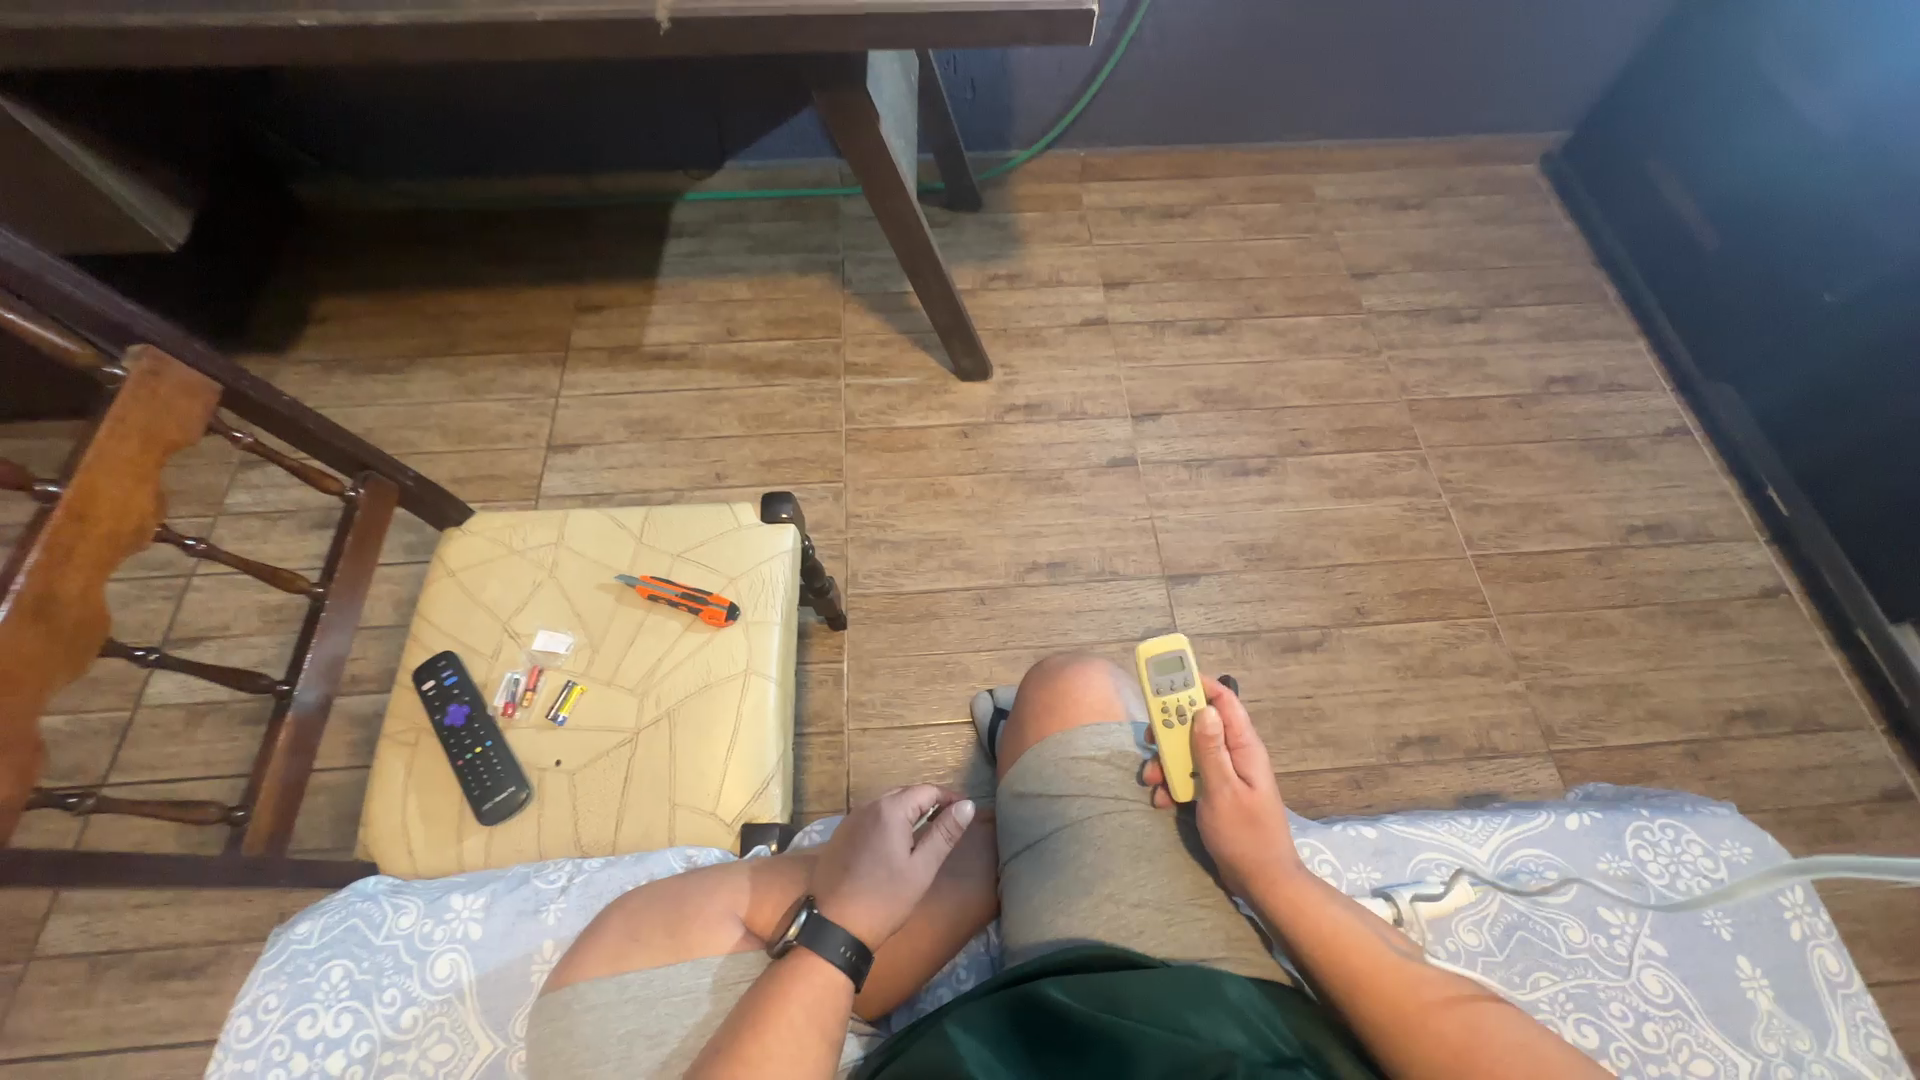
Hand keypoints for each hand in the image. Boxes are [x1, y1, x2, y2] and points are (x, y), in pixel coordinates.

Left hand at [809, 785, 976, 946]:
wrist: (832, 927)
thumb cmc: (884, 900)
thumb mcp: (922, 868)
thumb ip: (944, 833)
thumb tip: (967, 806)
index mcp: (890, 810)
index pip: (927, 790)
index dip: (949, 798)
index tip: (964, 812)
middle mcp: (868, 806)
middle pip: (905, 792)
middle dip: (929, 802)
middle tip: (948, 822)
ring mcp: (851, 819)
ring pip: (887, 803)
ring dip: (908, 810)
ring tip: (927, 830)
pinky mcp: (841, 834)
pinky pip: (871, 817)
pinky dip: (889, 820)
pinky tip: (896, 842)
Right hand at [1143, 677, 1304, 897]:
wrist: (1260, 882)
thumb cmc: (1245, 835)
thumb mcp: (1223, 790)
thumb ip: (1210, 749)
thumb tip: (1203, 708)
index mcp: (1243, 747)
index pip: (1223, 701)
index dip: (1197, 685)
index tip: (1166, 682)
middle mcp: (1234, 754)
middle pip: (1197, 725)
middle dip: (1170, 732)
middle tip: (1149, 741)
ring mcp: (1224, 773)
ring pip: (1187, 751)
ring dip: (1166, 763)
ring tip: (1152, 781)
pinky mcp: (1214, 791)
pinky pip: (1188, 776)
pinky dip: (1173, 784)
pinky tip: (1164, 801)